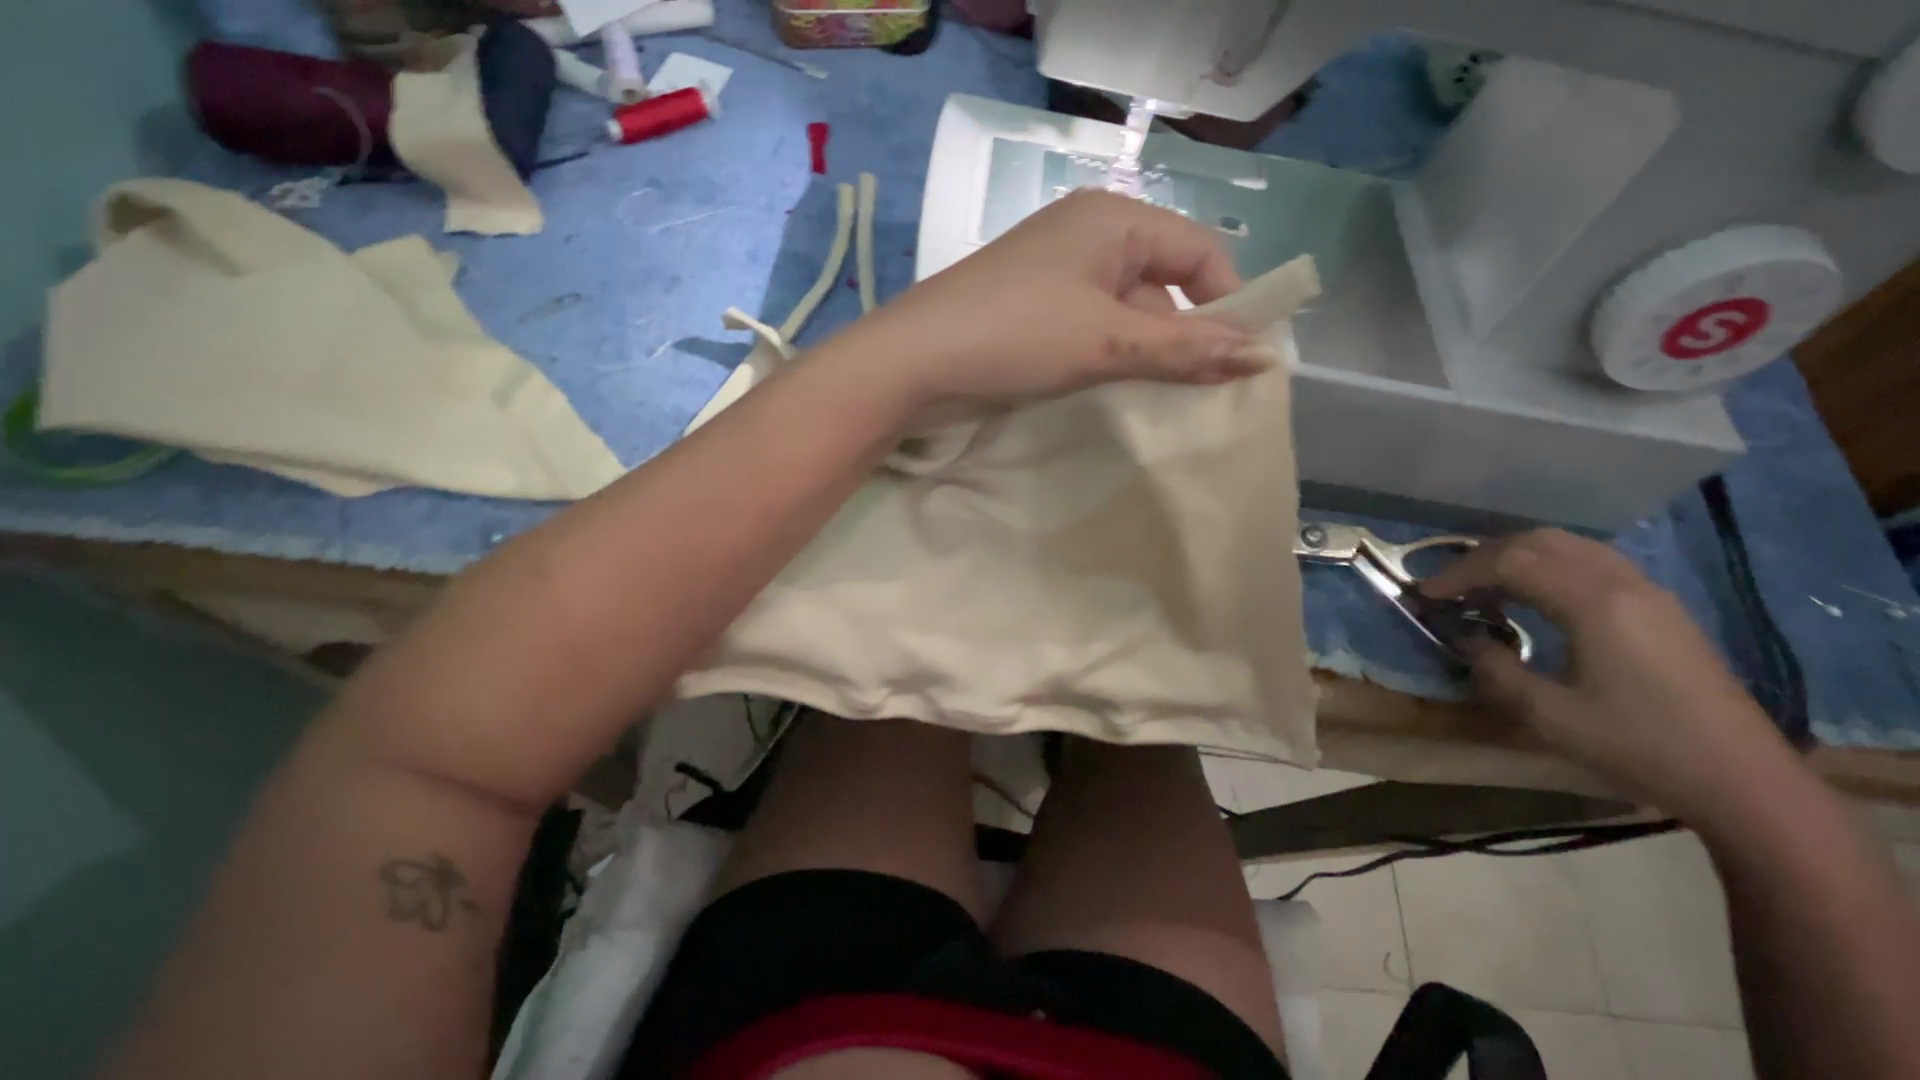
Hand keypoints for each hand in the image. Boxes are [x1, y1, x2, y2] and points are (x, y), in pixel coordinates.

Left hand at [844, 190, 1275, 417]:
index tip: (1247, 361)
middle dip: (1189, 334)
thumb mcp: (1109, 342)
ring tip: (1166, 399)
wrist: (912, 363)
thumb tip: (1264, 357)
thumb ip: (1186, 349)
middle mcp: (1090, 235)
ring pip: (1130, 310)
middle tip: (1207, 391)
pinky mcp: (1035, 308)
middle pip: (1166, 280)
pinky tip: (1120, 392)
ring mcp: (1058, 272)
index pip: (1200, 251)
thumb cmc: (1017, 336)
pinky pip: (1095, 326)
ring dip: (1150, 352)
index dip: (1230, 302)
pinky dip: (1114, 356)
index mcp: (1114, 219)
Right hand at [1421, 528, 1794, 818]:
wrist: (1741, 776)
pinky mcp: (1662, 607)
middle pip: (1541, 542)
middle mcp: (1622, 582)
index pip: (1512, 563)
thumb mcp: (1551, 717)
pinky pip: (1594, 563)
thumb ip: (1498, 672)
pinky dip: (1552, 567)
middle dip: (1487, 557)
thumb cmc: (1640, 747)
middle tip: (1452, 587)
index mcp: (1593, 603)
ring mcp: (1648, 591)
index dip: (1460, 573)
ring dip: (1521, 558)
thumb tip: (1468, 641)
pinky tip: (1538, 600)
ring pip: (1571, 547)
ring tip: (1488, 591)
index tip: (1425, 595)